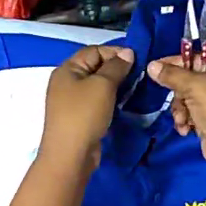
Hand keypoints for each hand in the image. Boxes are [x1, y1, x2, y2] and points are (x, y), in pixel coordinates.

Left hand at [40, 45, 134, 167]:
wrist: (70, 155)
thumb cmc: (84, 115)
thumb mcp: (102, 85)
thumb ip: (116, 66)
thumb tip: (127, 52)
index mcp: (67, 70)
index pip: (94, 51)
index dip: (115, 52)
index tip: (138, 60)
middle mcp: (66, 82)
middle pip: (95, 67)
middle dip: (117, 69)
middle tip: (139, 75)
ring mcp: (71, 101)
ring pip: (97, 86)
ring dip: (116, 86)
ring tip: (135, 89)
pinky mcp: (79, 117)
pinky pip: (97, 101)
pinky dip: (111, 100)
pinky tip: (125, 103)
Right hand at [147, 56, 205, 165]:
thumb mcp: (194, 87)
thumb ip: (172, 75)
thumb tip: (151, 65)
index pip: (195, 58)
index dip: (174, 63)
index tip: (154, 67)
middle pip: (188, 81)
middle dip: (178, 94)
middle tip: (177, 100)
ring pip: (186, 100)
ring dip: (180, 110)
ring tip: (182, 120)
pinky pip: (190, 115)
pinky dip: (185, 121)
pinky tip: (185, 130)